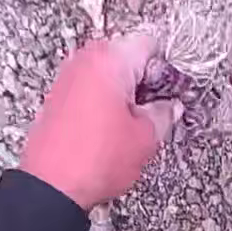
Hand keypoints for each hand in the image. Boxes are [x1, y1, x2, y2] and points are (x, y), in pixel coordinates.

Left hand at [19, 33, 178, 210]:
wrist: (53, 187)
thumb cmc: (95, 160)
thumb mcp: (146, 138)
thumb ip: (164, 114)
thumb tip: (170, 107)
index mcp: (111, 60)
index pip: (150, 43)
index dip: (170, 65)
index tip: (178, 88)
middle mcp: (87, 60)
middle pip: (129, 57)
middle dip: (149, 81)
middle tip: (163, 110)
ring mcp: (70, 77)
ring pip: (112, 74)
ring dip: (130, 94)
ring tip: (141, 125)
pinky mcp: (61, 97)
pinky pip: (94, 89)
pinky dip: (110, 103)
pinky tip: (118, 130)